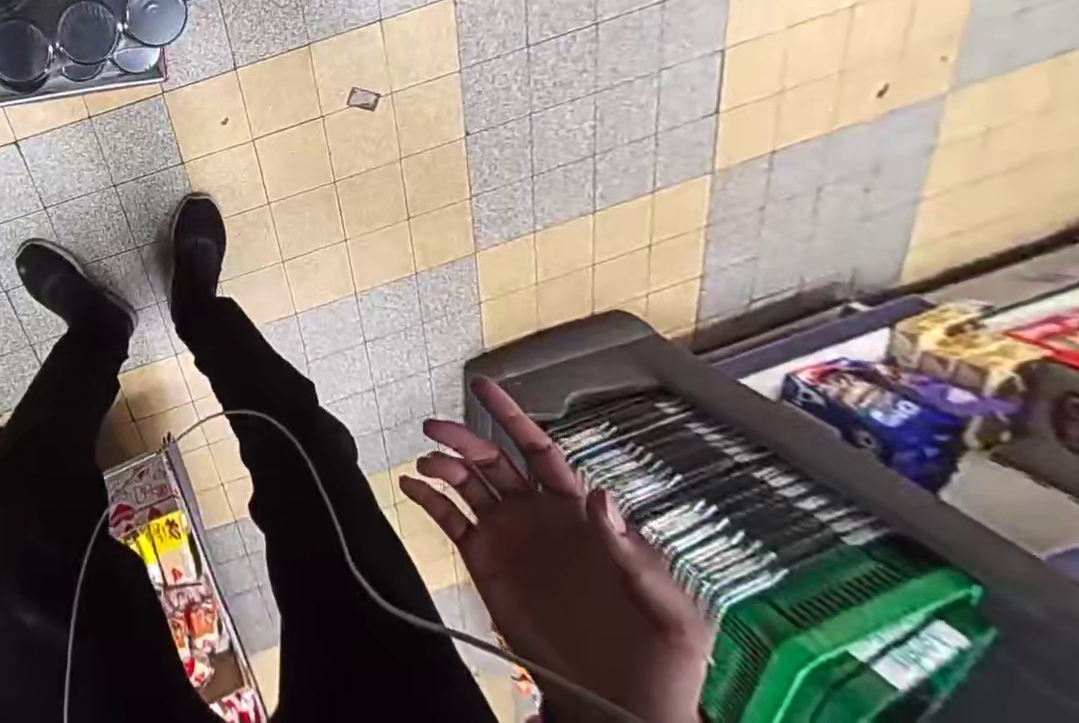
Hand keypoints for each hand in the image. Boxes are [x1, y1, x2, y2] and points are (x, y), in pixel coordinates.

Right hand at [399, 377, 712, 722]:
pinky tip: (410, 486)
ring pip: (466, 484)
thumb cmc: (656, 654)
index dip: (511, 416)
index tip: (483, 386)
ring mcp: (506, 535)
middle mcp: (535, 513)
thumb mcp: (668, 608)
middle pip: (492, 460)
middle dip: (462, 438)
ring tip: (428, 465)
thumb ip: (634, 553)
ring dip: (444, 466)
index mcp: (576, 511)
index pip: (539, 450)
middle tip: (434, 428)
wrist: (618, 704)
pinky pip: (449, 520)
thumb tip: (601, 497)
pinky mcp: (483, 561)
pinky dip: (426, 500)